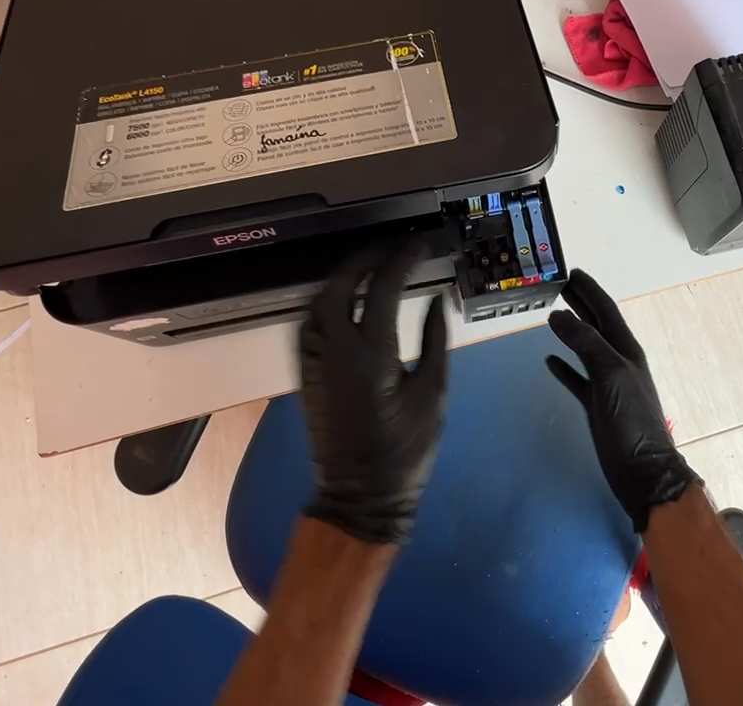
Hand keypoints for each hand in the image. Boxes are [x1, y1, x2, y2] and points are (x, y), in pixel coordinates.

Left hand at [298, 244, 447, 545]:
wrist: (360, 495)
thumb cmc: (405, 450)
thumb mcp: (433, 394)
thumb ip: (435, 340)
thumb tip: (436, 300)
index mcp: (372, 355)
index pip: (384, 288)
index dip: (402, 259)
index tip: (420, 247)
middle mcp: (335, 351)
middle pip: (340, 285)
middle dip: (365, 259)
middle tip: (392, 250)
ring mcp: (315, 361)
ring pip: (319, 300)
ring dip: (344, 276)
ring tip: (371, 266)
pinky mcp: (306, 372)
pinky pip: (310, 321)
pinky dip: (328, 299)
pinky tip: (347, 298)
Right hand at [546, 269, 696, 532]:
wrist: (642, 470)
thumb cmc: (630, 418)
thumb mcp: (610, 373)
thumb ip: (585, 342)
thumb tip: (558, 315)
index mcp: (626, 350)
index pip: (606, 311)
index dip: (591, 291)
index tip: (573, 273)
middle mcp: (617, 361)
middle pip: (596, 324)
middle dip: (581, 304)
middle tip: (560, 285)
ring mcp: (607, 383)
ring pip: (585, 348)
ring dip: (571, 330)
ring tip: (553, 314)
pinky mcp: (596, 405)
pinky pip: (577, 378)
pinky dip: (564, 367)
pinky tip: (550, 360)